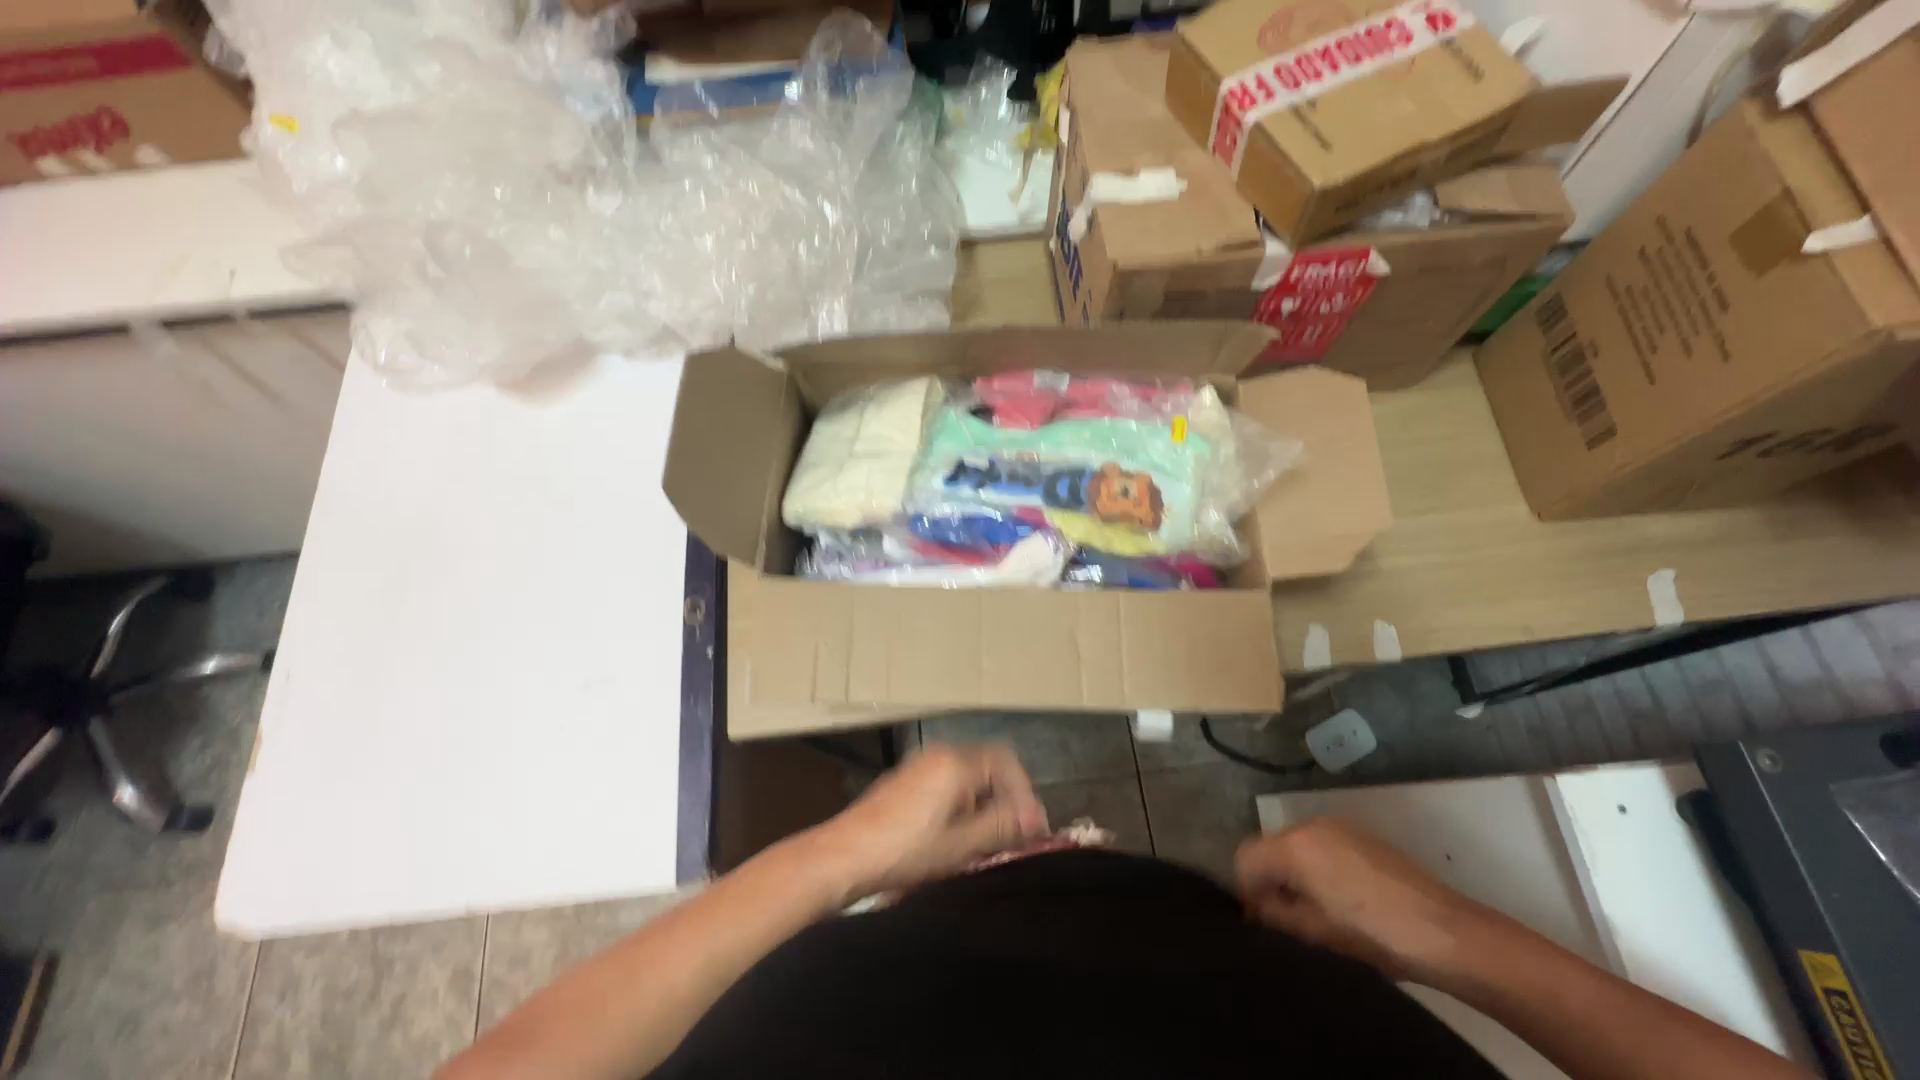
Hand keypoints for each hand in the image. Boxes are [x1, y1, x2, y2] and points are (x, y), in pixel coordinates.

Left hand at [798, 743, 1050, 902]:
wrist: (843, 856)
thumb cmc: (905, 851)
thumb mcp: (961, 846)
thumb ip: (1001, 828)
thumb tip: (1035, 819)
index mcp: (955, 763)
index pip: (1007, 764)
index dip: (1025, 795)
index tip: (1032, 829)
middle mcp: (938, 754)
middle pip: (988, 767)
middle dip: (1006, 799)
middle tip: (1015, 835)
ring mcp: (918, 766)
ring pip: (967, 776)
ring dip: (984, 803)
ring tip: (988, 840)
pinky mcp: (904, 782)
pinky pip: (947, 783)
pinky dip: (962, 803)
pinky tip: (956, 835)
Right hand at [1235, 818, 1498, 983]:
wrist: (1444, 932)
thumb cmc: (1372, 934)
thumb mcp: (1313, 931)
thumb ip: (1273, 913)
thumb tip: (1254, 907)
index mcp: (1294, 846)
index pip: (1245, 858)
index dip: (1245, 889)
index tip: (1259, 917)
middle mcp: (1312, 826)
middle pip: (1269, 846)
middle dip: (1269, 877)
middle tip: (1284, 915)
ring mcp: (1340, 827)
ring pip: (1295, 845)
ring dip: (1293, 871)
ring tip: (1314, 908)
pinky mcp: (1362, 836)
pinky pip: (1321, 845)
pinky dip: (1316, 865)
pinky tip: (1339, 897)